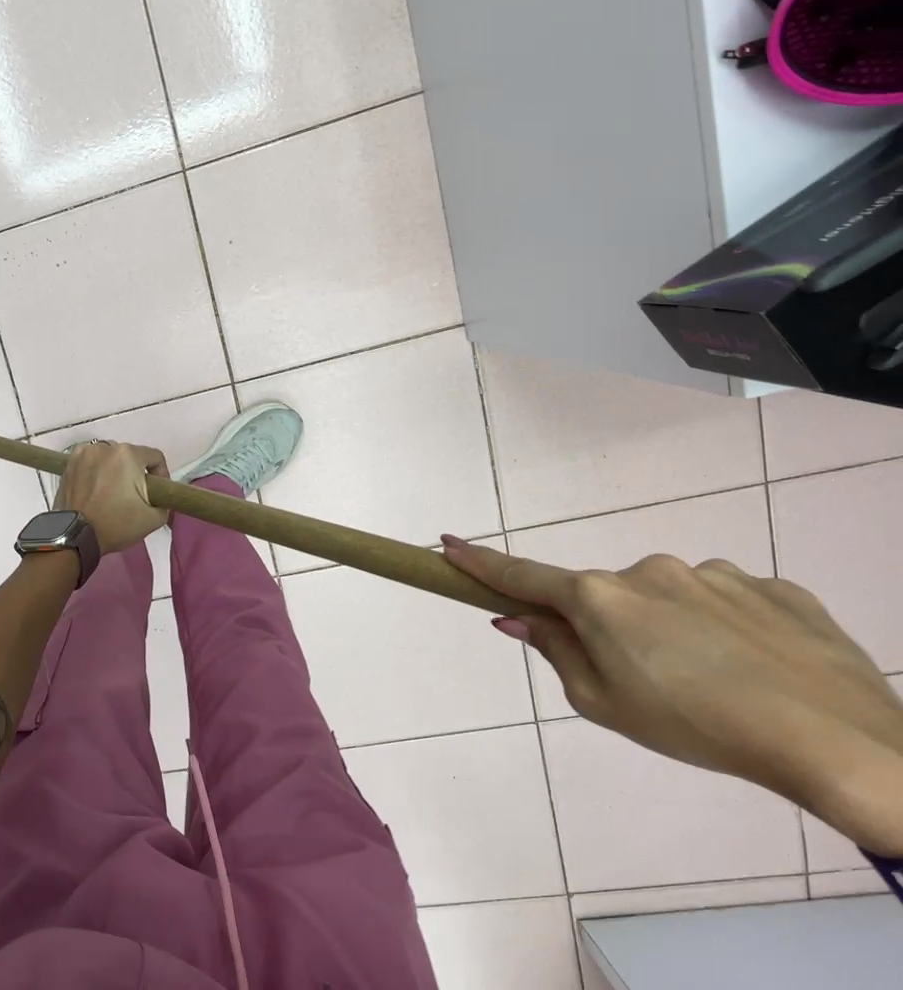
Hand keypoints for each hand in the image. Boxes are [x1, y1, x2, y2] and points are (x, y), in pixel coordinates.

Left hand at [54, 441, 167, 554]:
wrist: (75, 535)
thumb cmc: (116, 524)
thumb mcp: (153, 518)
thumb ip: (164, 501)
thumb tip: (158, 497)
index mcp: (127, 455)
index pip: (155, 457)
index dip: (161, 474)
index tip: (157, 491)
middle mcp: (104, 447)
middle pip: (129, 455)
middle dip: (134, 471)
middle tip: (133, 494)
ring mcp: (83, 453)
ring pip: (107, 457)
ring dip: (113, 469)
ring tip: (112, 491)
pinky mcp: (68, 464)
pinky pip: (89, 463)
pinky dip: (95, 471)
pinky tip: (95, 489)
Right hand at [442, 537, 902, 855]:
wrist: (839, 742)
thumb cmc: (694, 726)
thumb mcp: (602, 703)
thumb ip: (555, 652)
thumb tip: (521, 620)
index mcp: (599, 598)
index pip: (522, 575)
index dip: (480, 563)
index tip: (446, 543)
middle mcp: (648, 571)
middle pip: (603, 594)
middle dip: (605, 624)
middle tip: (637, 677)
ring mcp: (716, 574)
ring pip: (668, 597)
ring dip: (670, 627)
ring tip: (713, 680)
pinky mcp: (776, 588)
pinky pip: (727, 601)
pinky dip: (725, 628)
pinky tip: (754, 667)